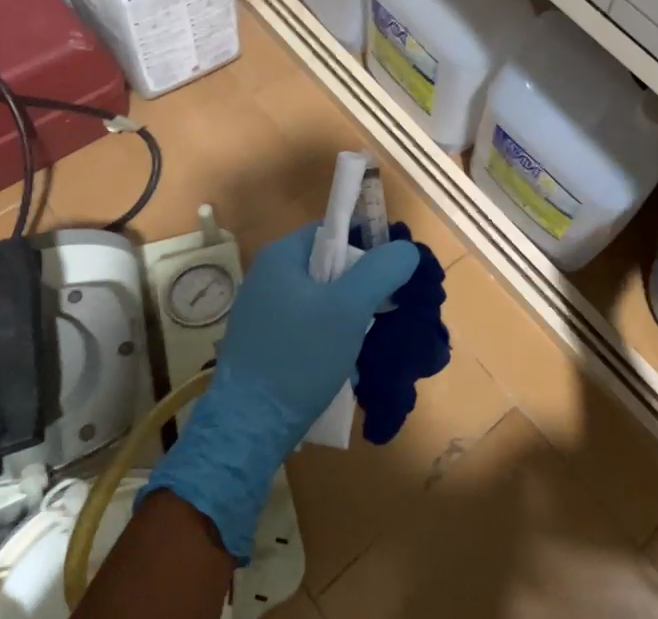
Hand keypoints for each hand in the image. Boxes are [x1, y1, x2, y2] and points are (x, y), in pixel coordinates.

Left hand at [143, 221, 418, 559]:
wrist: (249, 427)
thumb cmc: (300, 357)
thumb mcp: (350, 307)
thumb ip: (382, 269)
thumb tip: (407, 250)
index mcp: (282, 256)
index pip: (334, 230)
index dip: (367, 245)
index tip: (391, 274)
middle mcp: (268, 276)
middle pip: (329, 264)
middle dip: (361, 284)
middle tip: (384, 309)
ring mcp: (263, 310)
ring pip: (322, 297)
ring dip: (348, 312)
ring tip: (366, 337)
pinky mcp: (264, 341)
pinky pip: (308, 322)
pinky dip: (330, 333)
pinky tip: (342, 357)